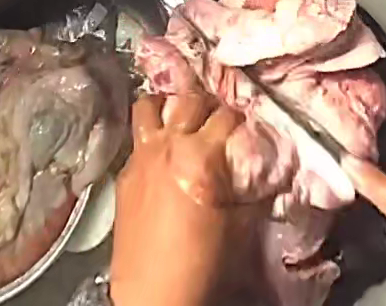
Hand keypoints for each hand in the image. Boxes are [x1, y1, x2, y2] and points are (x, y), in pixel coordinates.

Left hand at [110, 93, 250, 305]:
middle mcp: (169, 145)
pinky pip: (136, 139)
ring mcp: (142, 156)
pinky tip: (159, 151)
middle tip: (216, 117)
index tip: (244, 124)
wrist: (153, 297)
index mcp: (200, 156)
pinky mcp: (124, 173)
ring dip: (167, 105)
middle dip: (208, 105)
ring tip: (178, 116)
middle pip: (191, 100)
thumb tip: (261, 172)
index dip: (239, 118)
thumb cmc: (201, 264)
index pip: (226, 116)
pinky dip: (150, 136)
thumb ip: (248, 190)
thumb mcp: (237, 225)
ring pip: (150, 105)